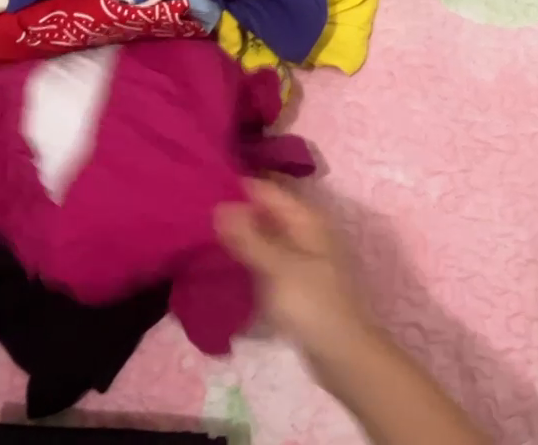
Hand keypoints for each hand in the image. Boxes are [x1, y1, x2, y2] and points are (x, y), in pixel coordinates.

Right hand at [216, 179, 379, 363]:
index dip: (238, 184)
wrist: (342, 355)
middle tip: (195, 209)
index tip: (202, 183)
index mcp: (307, 219)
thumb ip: (249, 237)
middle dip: (237, 209)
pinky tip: (224, 261)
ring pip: (266, 235)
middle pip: (267, 211)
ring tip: (201, 232)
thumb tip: (220, 205)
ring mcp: (301, 257)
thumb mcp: (278, 267)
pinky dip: (249, 257)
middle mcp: (306, 231)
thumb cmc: (313, 305)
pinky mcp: (295, 281)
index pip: (268, 189)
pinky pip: (267, 258)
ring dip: (241, 234)